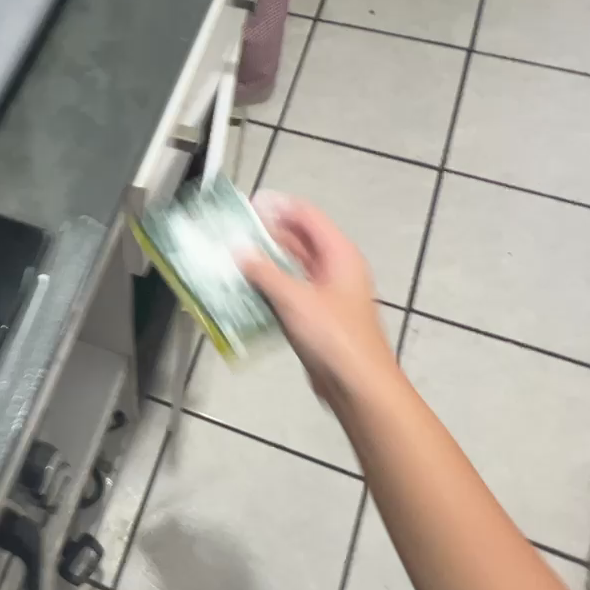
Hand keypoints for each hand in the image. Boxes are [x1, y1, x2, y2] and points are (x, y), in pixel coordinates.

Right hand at [239, 192, 398, 402]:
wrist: (357, 384)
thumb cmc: (333, 336)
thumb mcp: (295, 298)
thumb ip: (265, 272)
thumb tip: (239, 251)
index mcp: (339, 255)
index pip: (308, 217)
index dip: (280, 207)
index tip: (248, 205)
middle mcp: (335, 268)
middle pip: (299, 240)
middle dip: (267, 235)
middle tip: (233, 232)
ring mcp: (326, 293)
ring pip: (292, 266)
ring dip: (265, 262)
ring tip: (232, 256)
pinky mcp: (316, 315)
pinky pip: (289, 291)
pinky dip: (269, 286)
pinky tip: (244, 289)